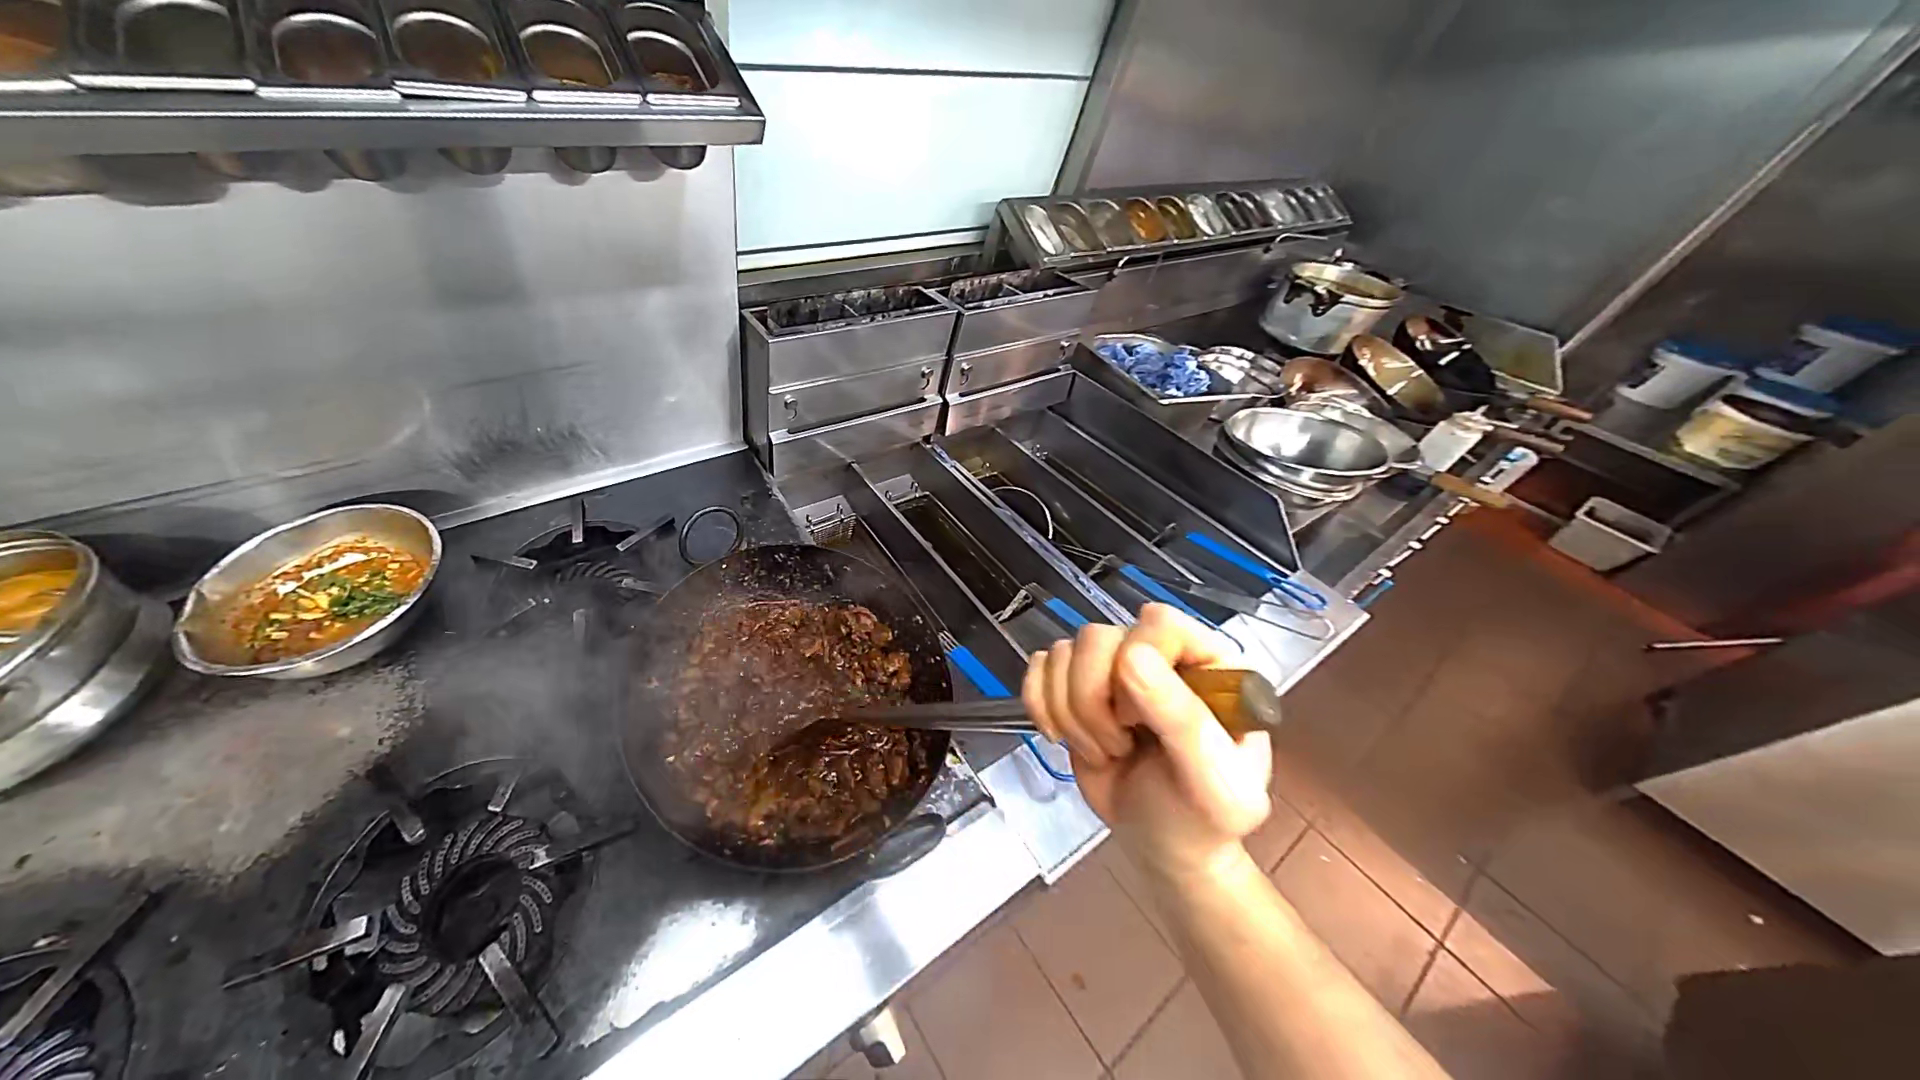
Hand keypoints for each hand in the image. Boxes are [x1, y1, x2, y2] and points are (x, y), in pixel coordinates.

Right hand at [1022, 604, 1273, 878]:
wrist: (1163, 845)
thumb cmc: (1202, 817)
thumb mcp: (1215, 784)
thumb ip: (1183, 719)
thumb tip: (1132, 657)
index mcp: (1207, 664)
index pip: (1159, 624)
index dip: (1139, 666)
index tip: (1139, 719)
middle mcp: (1158, 655)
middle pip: (1098, 638)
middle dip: (1096, 702)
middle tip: (1122, 745)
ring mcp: (1112, 668)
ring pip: (1064, 652)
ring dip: (1071, 712)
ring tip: (1105, 750)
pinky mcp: (1073, 686)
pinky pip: (1039, 666)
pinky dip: (1041, 706)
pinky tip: (1065, 738)